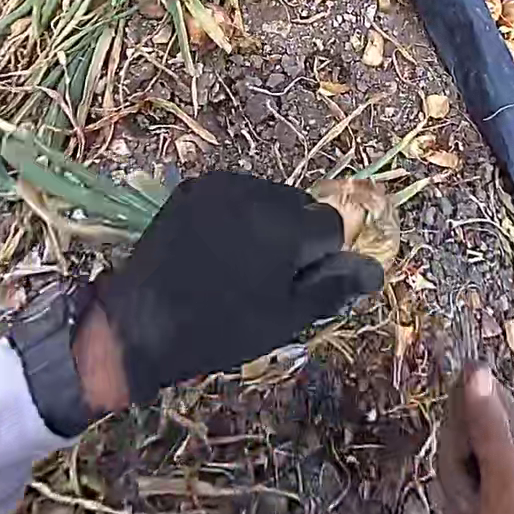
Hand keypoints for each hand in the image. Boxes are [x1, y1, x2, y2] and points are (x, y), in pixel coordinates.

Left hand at [92, 170, 384, 402]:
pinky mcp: (198, 185)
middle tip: (263, 275)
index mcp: (286, 226)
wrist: (138, 324)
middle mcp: (259, 192)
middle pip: (301, 207)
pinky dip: (237, 212)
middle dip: (294, 235)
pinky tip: (215, 243)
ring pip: (271, 197)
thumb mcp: (284, 318)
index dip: (317, 257)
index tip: (291, 282)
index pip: (331, 225)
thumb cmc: (219, 329)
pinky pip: (237, 192)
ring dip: (267, 222)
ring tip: (236, 260)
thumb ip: (333, 286)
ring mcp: (225, 184)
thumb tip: (375, 269)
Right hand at [435, 365, 513, 513]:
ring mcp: (500, 476)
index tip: (464, 448)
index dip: (459, 416)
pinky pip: (458, 494)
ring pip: (453, 465)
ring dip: (456, 496)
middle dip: (455, 465)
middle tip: (475, 498)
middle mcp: (511, 447)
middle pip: (458, 430)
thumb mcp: (507, 483)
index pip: (473, 390)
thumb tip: (475, 366)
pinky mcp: (489, 502)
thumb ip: (488, 425)